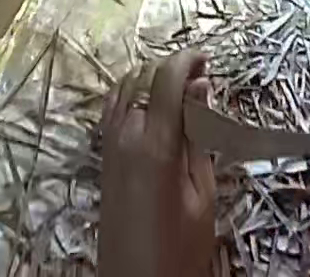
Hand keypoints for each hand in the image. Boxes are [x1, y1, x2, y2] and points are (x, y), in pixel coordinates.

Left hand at [99, 51, 216, 276]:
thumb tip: (201, 86)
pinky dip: (133, 91)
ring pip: (126, 84)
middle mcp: (126, 134)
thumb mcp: (202, 194)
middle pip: (145, 75)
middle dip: (172, 67)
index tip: (206, 59)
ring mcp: (110, 142)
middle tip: (198, 78)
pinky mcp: (103, 153)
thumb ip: (199, 134)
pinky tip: (151, 103)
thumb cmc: (179, 249)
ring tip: (178, 89)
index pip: (167, 77)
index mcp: (155, 144)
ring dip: (152, 77)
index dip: (188, 59)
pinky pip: (113, 104)